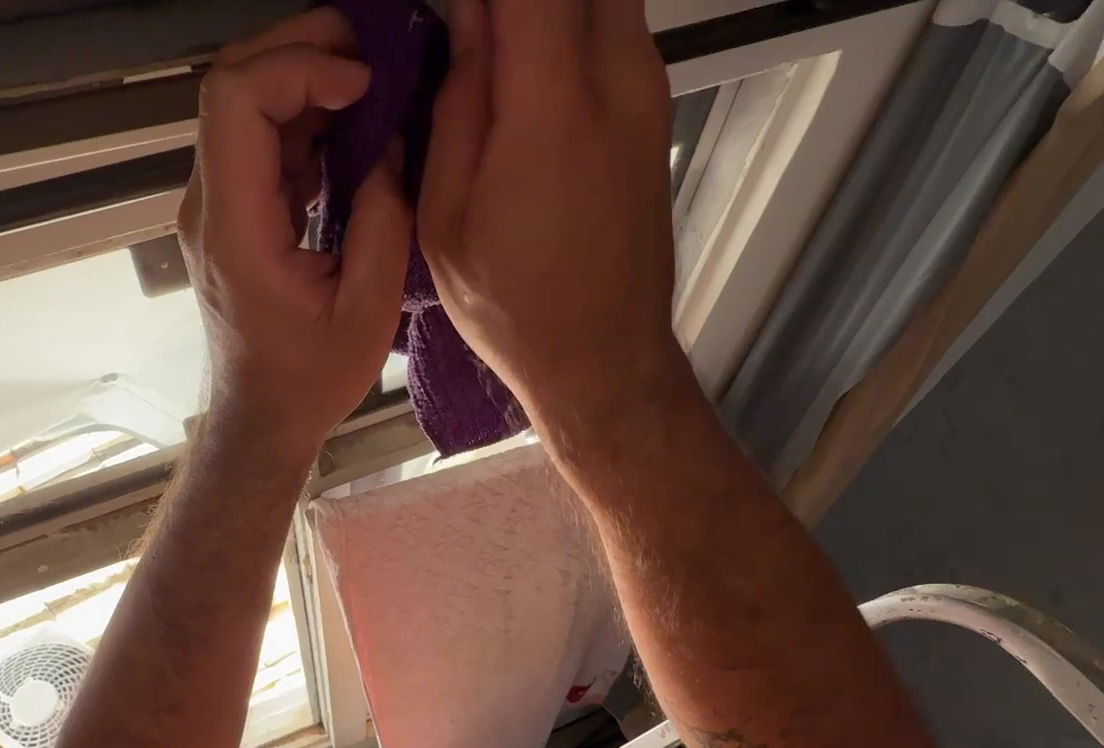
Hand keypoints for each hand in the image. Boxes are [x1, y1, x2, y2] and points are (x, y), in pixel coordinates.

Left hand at [179, 9, 413, 458]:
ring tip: (372, 79)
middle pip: (232, 86)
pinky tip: (352, 124)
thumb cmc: (310, 380)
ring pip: (244, 107)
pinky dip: (305, 119)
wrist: (262, 417)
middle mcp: (210, 206)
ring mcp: (215, 208)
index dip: (300, 66)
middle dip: (302, 51)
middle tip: (374, 52)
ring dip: (305, 80)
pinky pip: (259, 144)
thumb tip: (390, 145)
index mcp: (236, 230)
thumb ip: (384, 221)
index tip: (364, 84)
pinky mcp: (232, 215)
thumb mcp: (367, 312)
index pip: (237, 101)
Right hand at [419, 0, 683, 421]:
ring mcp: (648, 91)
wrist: (601, 357)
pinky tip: (529, 87)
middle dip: (517, 5)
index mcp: (553, 104)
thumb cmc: (511, 303)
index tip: (452, 14)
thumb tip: (465, 16)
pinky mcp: (656, 114)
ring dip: (544, 16)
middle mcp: (618, 76)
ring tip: (493, 70)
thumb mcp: (447, 217)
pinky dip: (570, 34)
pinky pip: (614, 33)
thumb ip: (456, 104)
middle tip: (472, 44)